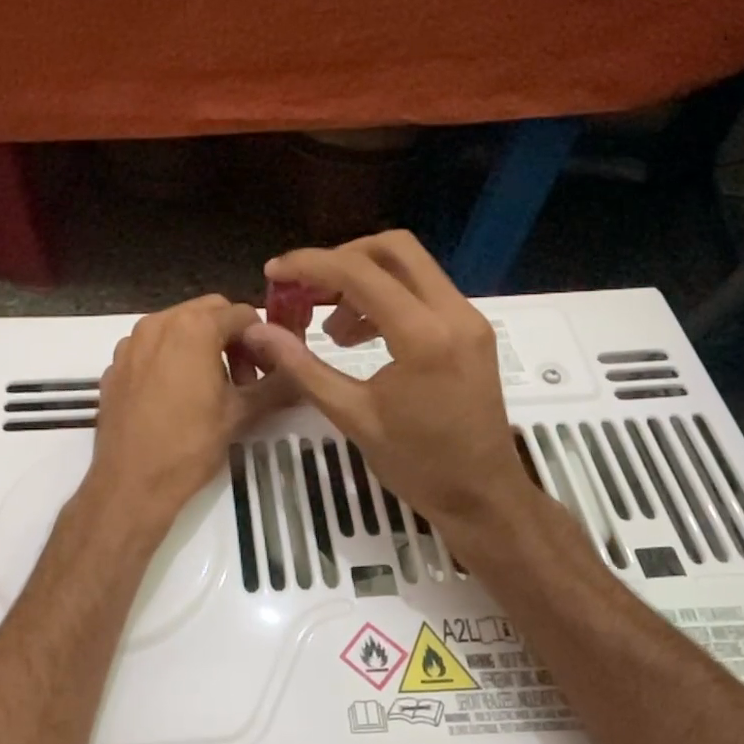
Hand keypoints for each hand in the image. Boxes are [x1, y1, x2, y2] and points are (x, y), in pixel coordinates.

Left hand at [86, 295, 293, 527]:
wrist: (131, 483)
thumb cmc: (189, 446)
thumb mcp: (241, 414)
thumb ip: (276, 387)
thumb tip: (301, 376)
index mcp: (193, 327)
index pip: (242, 314)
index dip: (262, 339)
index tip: (267, 371)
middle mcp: (158, 324)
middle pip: (207, 313)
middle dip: (231, 339)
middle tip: (244, 379)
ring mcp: (130, 344)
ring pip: (177, 328)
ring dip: (201, 347)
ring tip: (212, 389)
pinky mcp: (115, 367)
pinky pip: (151, 349)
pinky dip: (171, 360)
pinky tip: (177, 397)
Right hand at [240, 230, 552, 536]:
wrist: (483, 495)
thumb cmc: (418, 465)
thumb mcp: (353, 417)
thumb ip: (304, 367)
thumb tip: (259, 332)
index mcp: (423, 336)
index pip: (359, 273)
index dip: (310, 266)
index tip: (275, 273)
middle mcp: (453, 313)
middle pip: (393, 248)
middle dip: (341, 259)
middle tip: (306, 291)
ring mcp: (468, 319)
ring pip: (411, 267)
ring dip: (364, 280)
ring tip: (330, 328)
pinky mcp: (472, 330)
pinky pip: (425, 292)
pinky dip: (387, 297)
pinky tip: (360, 335)